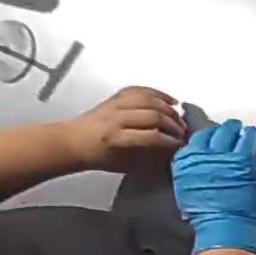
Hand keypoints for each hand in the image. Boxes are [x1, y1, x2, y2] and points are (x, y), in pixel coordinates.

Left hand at [62, 87, 185, 171]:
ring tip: (179, 119)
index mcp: (116, 138)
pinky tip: (172, 102)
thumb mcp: (125, 164)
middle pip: (153, 115)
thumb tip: (174, 152)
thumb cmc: (100, 157)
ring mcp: (115, 104)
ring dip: (169, 110)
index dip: (170, 142)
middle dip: (173, 125)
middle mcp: (115, 118)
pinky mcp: (115, 97)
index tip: (181, 147)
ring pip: (149, 100)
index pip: (151, 137)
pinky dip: (159, 94)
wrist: (72, 141)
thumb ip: (150, 157)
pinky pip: (140, 90)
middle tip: (183, 133)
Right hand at [171, 120, 255, 254]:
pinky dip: (250, 134)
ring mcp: (223, 155)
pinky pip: (247, 139)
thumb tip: (195, 162)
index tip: (210, 133)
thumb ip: (190, 170)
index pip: (194, 139)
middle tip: (228, 128)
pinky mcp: (242, 159)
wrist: (223, 224)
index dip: (205, 135)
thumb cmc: (205, 214)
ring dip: (235, 129)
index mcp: (185, 162)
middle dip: (220, 129)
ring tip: (240, 128)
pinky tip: (252, 133)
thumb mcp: (186, 188)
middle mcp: (201, 154)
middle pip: (211, 132)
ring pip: (228, 132)